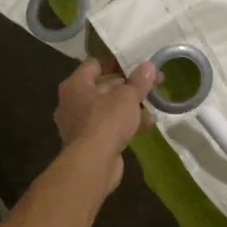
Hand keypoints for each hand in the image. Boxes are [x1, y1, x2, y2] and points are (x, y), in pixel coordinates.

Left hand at [53, 60, 158, 187]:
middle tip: (150, 84)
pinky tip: (148, 125)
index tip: (137, 64)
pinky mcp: (89, 142)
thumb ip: (139, 80)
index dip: (116, 62)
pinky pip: (109, 126)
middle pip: (102, 87)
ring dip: (130, 107)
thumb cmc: (106, 121)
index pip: (94, 65)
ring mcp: (79, 124)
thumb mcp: (127, 97)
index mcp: (75, 85)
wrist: (92, 164)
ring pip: (107, 108)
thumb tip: (149, 66)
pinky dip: (126, 124)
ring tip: (153, 104)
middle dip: (128, 86)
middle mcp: (72, 102)